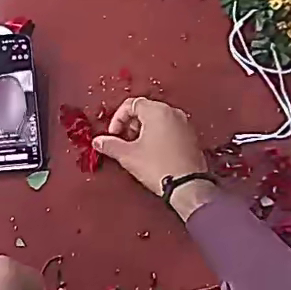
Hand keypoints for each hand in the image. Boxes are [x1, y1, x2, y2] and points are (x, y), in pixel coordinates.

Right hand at [93, 97, 215, 218]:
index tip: (114, 134)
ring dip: (144, 130)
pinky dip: (159, 136)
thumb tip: (99, 141)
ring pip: (159, 119)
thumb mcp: (128, 155)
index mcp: (157, 111)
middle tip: (124, 141)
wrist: (187, 185)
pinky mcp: (191, 137)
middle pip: (145, 109)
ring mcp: (185, 124)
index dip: (118, 118)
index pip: (131, 104)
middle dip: (131, 124)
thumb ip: (110, 145)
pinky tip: (153, 153)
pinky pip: (170, 129)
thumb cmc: (160, 167)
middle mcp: (173, 113)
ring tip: (138, 149)